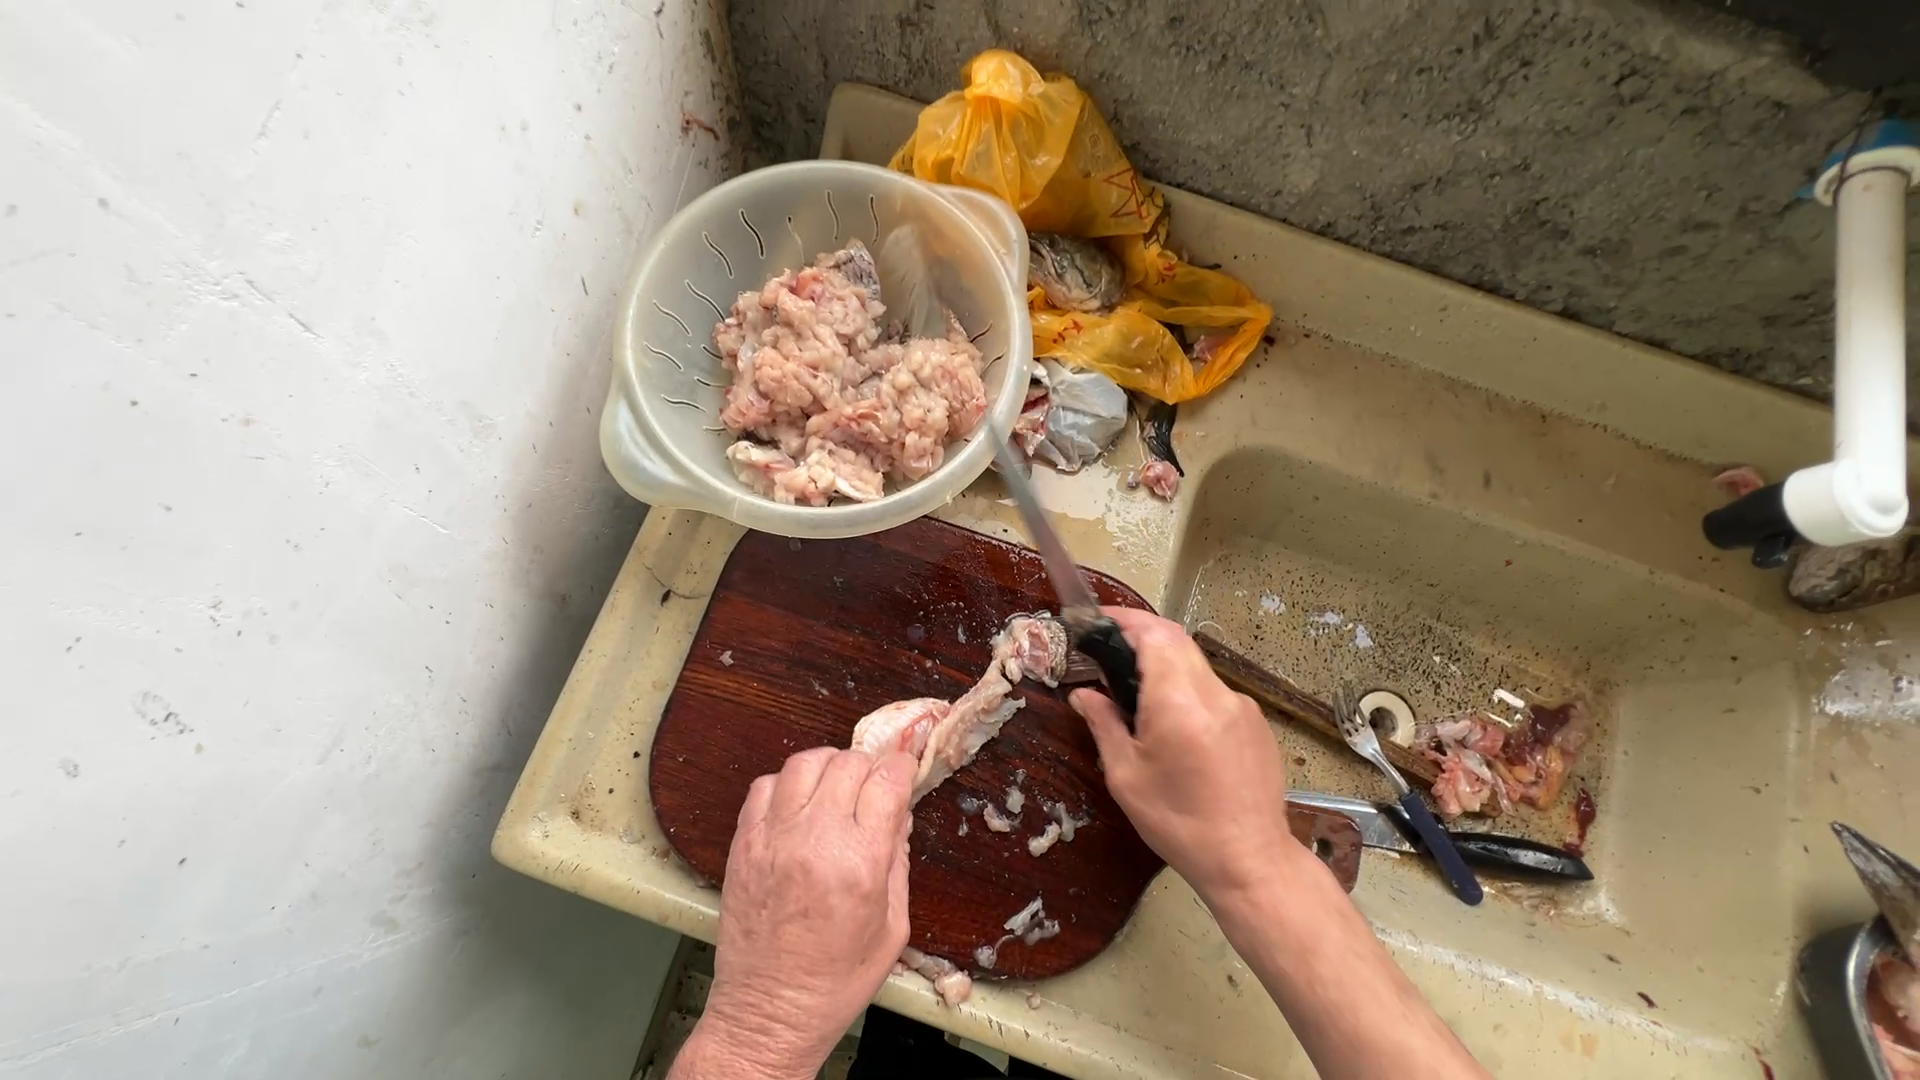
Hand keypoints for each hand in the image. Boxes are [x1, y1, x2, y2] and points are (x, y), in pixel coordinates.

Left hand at [674, 747, 915, 1079]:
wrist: (768, 1014)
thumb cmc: (836, 980)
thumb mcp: (893, 927)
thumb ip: (899, 861)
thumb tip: (900, 813)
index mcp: (860, 862)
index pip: (887, 780)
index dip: (902, 767)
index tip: (905, 771)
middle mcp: (815, 839)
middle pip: (848, 762)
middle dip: (869, 768)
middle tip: (873, 788)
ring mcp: (774, 837)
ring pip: (805, 762)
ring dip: (828, 766)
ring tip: (835, 788)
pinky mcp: (744, 843)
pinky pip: (765, 784)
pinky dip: (787, 784)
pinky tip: (798, 805)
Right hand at [1070, 608, 1303, 901]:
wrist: (1250, 861)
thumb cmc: (1179, 823)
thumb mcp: (1126, 777)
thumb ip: (1104, 725)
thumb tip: (1084, 694)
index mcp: (1178, 703)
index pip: (1154, 634)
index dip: (1126, 619)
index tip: (1100, 620)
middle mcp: (1214, 694)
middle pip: (1177, 641)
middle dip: (1143, 636)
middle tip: (1111, 650)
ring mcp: (1241, 707)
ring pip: (1197, 665)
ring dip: (1167, 664)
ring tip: (1139, 692)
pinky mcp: (1257, 723)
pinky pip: (1215, 691)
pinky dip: (1190, 689)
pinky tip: (1177, 725)